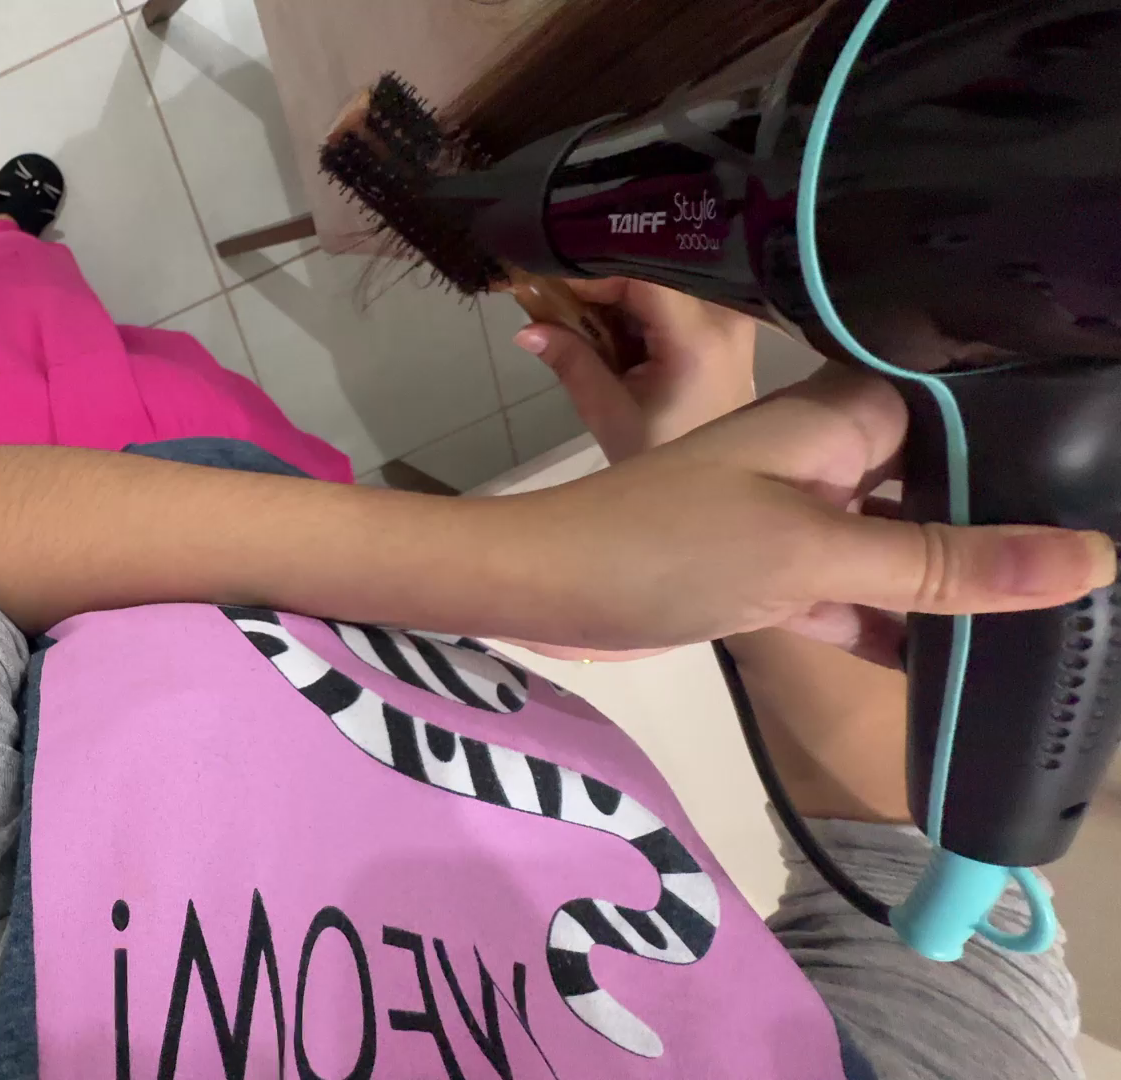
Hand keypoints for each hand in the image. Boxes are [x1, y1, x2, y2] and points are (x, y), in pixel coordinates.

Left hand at [495, 368, 1115, 662]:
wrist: (539, 586)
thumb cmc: (662, 547)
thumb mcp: (809, 550)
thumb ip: (939, 557)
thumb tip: (1096, 557)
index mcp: (828, 423)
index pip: (962, 410)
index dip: (1038, 441)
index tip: (1118, 484)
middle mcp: (812, 465)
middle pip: (936, 485)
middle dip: (1010, 526)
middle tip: (1111, 579)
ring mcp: (781, 523)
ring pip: (890, 548)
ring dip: (953, 586)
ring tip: (1067, 628)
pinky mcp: (752, 577)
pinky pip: (840, 596)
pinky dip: (884, 624)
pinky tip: (954, 667)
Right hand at [514, 278, 757, 462]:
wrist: (714, 477)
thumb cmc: (656, 449)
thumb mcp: (605, 410)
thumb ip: (570, 361)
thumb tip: (525, 329)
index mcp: (699, 339)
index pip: (644, 279)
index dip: (593, 275)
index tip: (549, 288)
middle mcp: (727, 316)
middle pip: (656, 273)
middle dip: (602, 282)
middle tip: (556, 300)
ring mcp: (733, 318)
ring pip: (664, 282)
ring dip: (618, 295)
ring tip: (578, 315)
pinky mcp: (727, 325)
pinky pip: (675, 298)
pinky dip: (636, 307)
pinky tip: (609, 327)